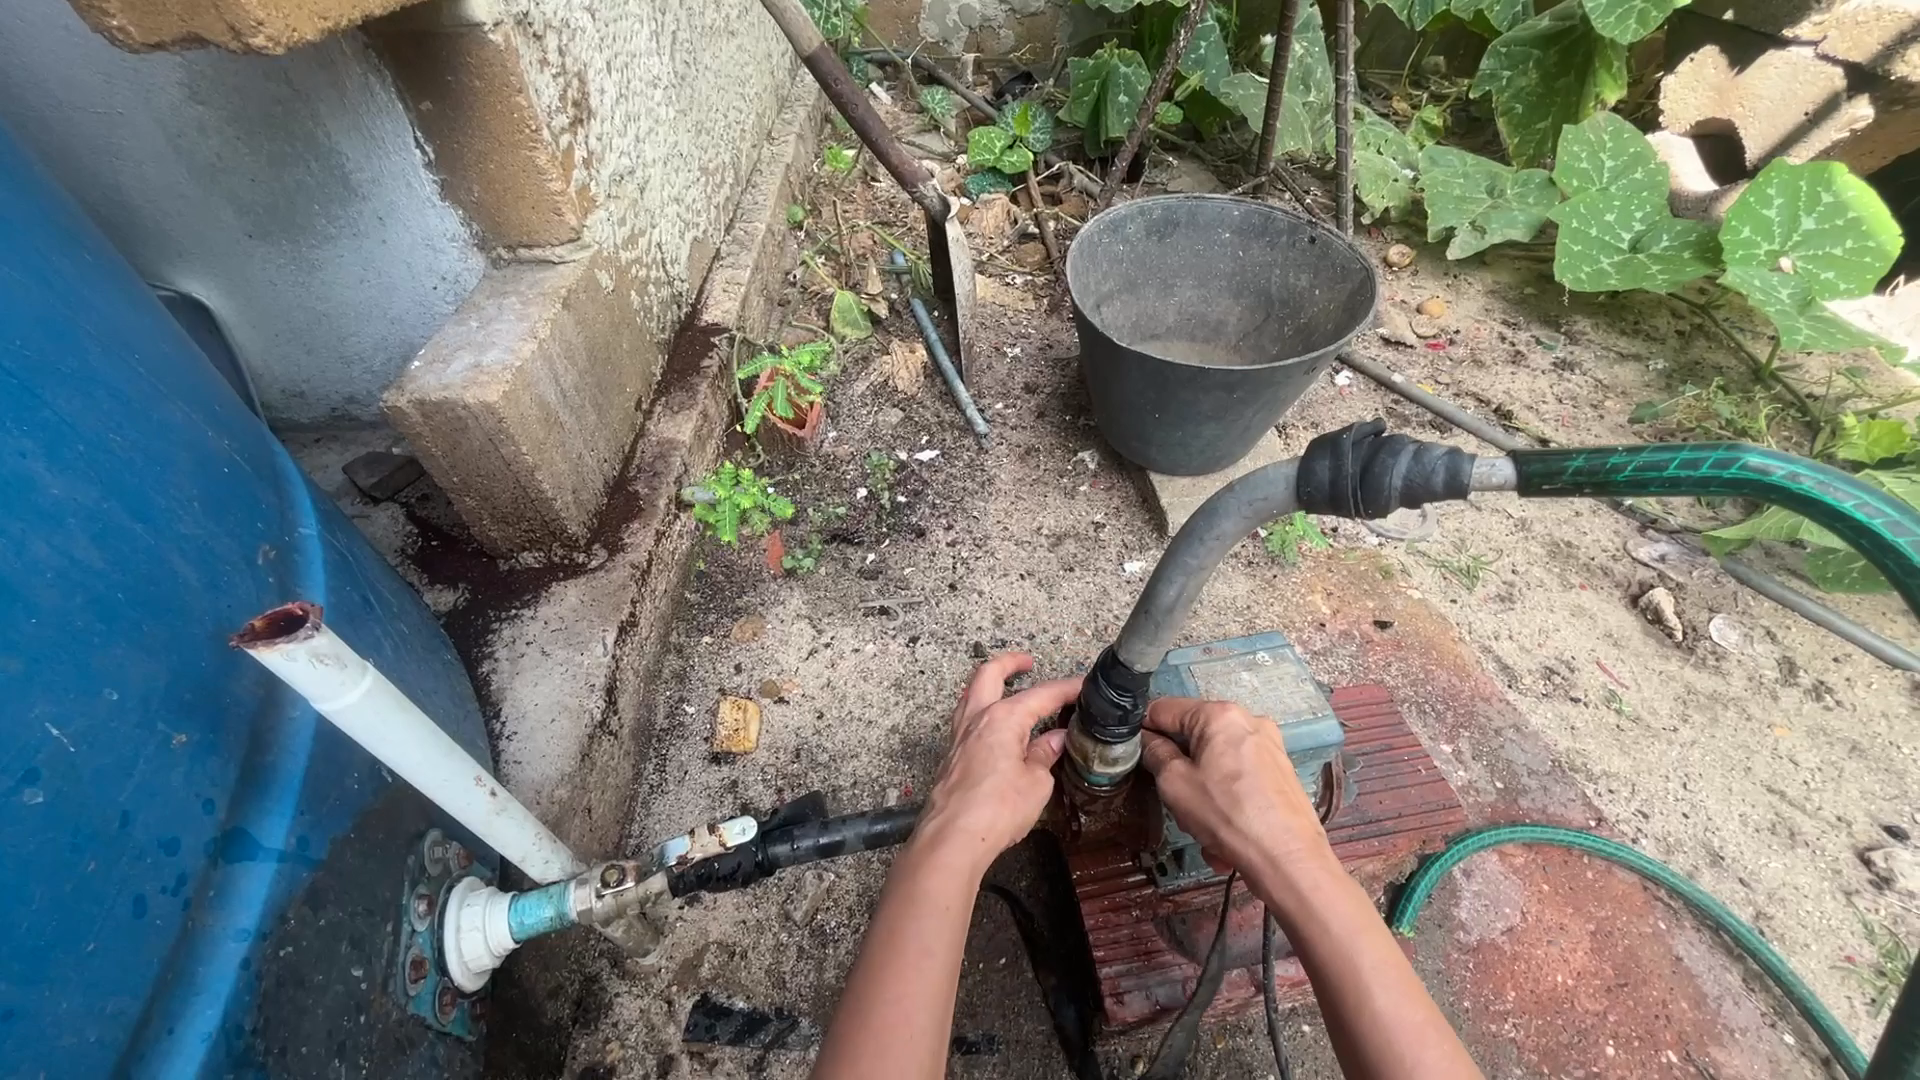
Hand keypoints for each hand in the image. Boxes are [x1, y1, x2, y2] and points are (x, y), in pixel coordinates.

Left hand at [913, 654, 1075, 876]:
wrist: (953, 838)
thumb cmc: (995, 810)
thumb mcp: (1036, 783)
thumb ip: (1045, 756)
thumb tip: (1054, 741)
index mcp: (1002, 718)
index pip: (1041, 694)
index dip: (1065, 689)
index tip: (1082, 686)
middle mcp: (977, 718)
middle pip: (988, 674)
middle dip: (1009, 662)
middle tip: (1027, 661)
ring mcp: (959, 736)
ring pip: (971, 694)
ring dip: (989, 684)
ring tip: (1006, 687)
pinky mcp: (951, 756)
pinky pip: (966, 720)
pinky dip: (981, 711)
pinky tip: (994, 727)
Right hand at [1140, 698, 1333, 877]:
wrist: (1289, 861)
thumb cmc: (1227, 815)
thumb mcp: (1175, 784)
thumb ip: (1155, 754)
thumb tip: (1149, 741)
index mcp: (1220, 715)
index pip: (1164, 709)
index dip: (1144, 731)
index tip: (1136, 755)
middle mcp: (1249, 721)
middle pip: (1194, 738)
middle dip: (1180, 769)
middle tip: (1174, 799)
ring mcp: (1269, 747)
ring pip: (1216, 764)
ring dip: (1203, 793)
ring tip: (1203, 830)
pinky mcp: (1281, 773)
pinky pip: (1239, 781)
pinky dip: (1227, 802)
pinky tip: (1226, 837)